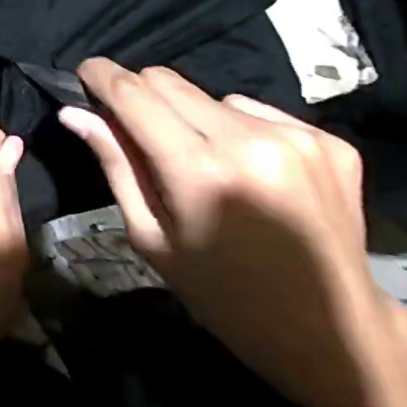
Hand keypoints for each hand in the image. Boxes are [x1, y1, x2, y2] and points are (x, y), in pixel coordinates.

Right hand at [59, 59, 406, 406]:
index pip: (134, 94)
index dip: (102, 76)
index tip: (85, 72)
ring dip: (196, 118)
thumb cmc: (225, 298)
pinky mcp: (328, 140)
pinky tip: (252, 172)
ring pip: (215, 97)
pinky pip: (260, 112)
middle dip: (142, 95)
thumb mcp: (154, 240)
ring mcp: (296, 136)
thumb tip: (75, 113)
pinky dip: (241, 130)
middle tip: (136, 126)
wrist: (331, 334)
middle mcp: (250, 140)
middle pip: (170, 81)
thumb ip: (116, 166)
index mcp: (200, 172)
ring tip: (208, 165)